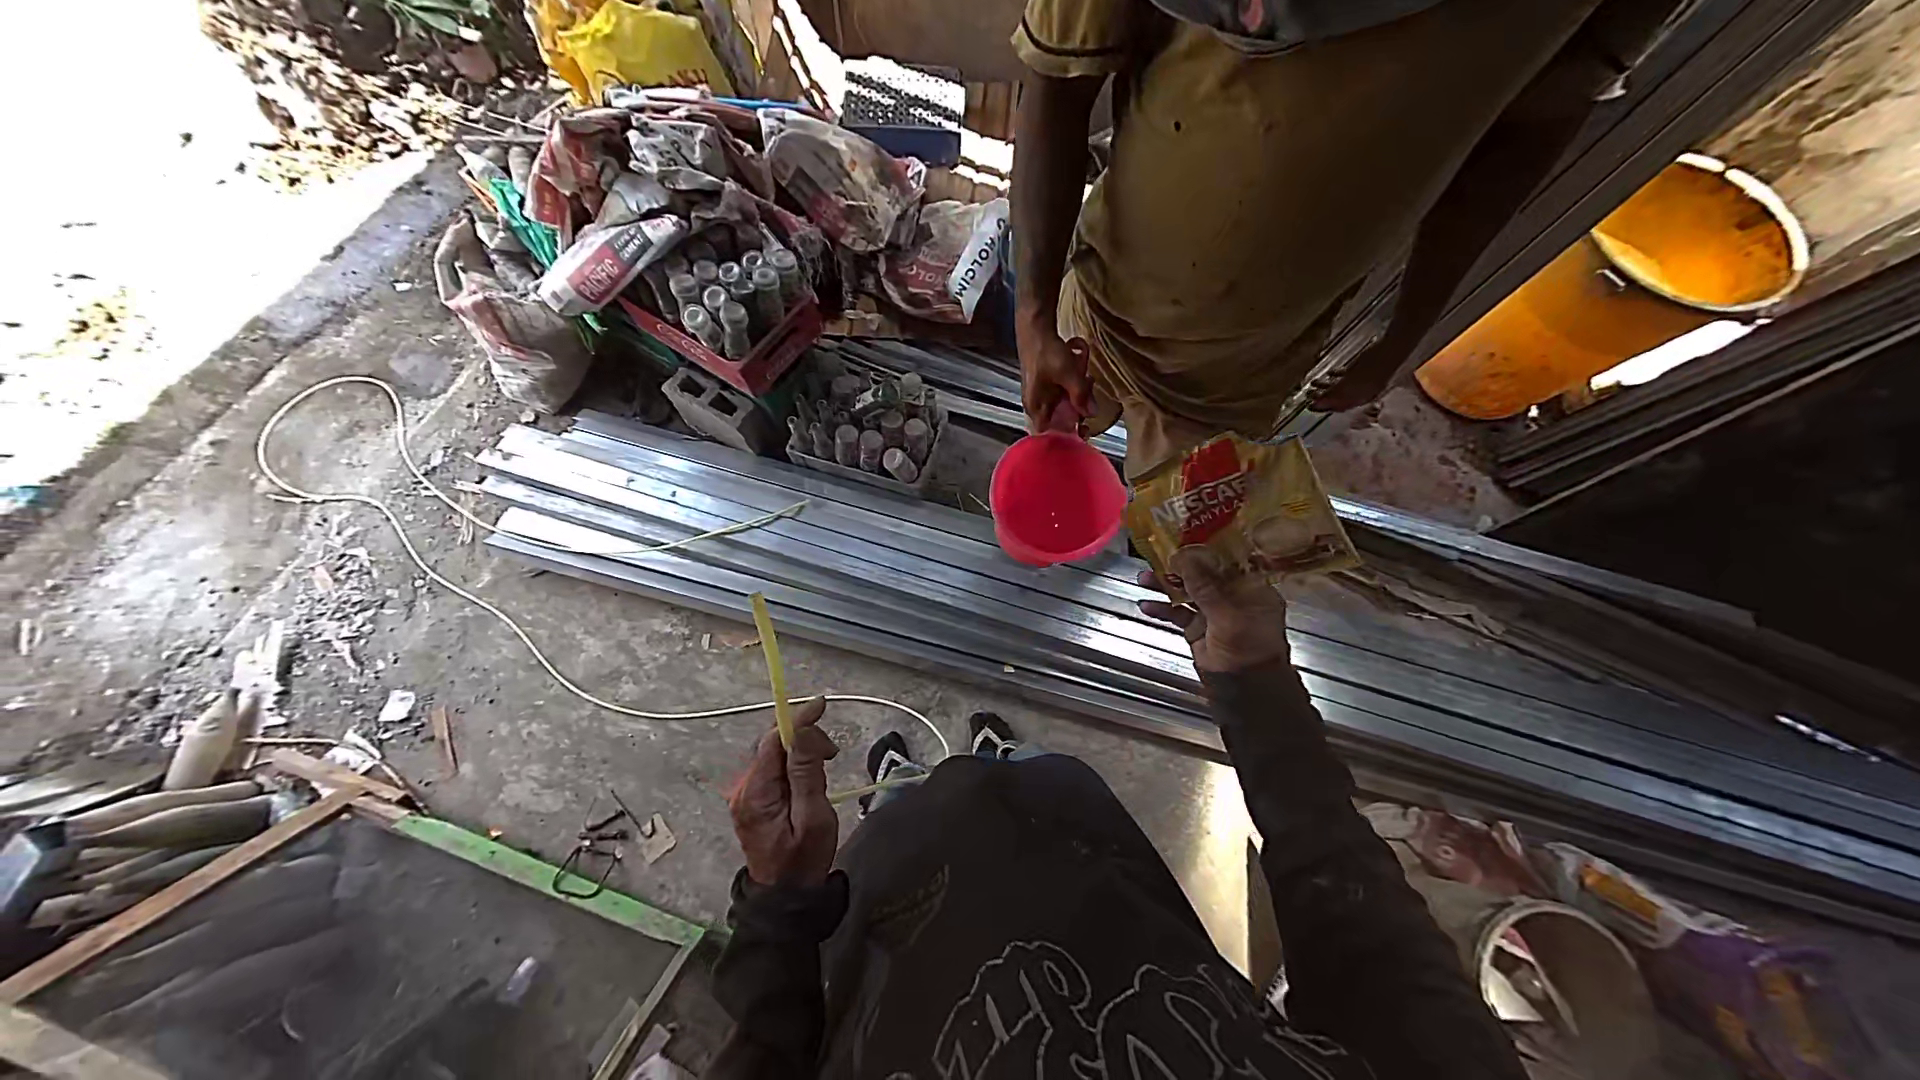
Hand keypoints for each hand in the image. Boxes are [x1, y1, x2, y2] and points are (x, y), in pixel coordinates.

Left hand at [728, 696, 839, 886]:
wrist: (785, 899)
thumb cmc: (803, 862)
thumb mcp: (813, 819)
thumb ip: (806, 774)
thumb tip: (803, 732)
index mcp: (755, 793)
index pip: (773, 741)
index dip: (796, 720)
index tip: (821, 705)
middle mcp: (743, 788)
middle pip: (771, 743)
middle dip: (802, 736)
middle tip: (832, 753)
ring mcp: (746, 793)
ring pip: (773, 752)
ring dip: (800, 748)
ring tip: (825, 762)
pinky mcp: (753, 798)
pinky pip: (773, 766)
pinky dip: (794, 759)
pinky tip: (810, 770)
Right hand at [1017, 318, 1093, 433]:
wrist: (1034, 327)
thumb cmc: (1046, 352)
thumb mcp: (1068, 374)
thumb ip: (1080, 395)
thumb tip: (1091, 413)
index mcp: (1036, 407)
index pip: (1047, 434)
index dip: (1064, 436)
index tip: (1082, 430)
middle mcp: (1036, 404)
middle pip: (1058, 420)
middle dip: (1077, 410)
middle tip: (1088, 399)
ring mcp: (1040, 393)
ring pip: (1062, 404)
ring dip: (1077, 396)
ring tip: (1085, 379)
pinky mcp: (1045, 383)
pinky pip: (1061, 392)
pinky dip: (1072, 386)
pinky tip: (1080, 371)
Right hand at [1137, 547, 1291, 673]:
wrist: (1244, 688)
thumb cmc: (1247, 648)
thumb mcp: (1227, 613)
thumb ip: (1204, 585)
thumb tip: (1184, 557)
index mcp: (1252, 589)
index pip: (1229, 560)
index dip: (1208, 548)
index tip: (1186, 536)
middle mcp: (1233, 597)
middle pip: (1203, 574)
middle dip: (1180, 567)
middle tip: (1158, 556)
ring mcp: (1214, 613)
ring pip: (1187, 592)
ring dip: (1166, 585)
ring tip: (1144, 579)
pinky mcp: (1198, 628)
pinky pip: (1178, 613)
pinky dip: (1162, 609)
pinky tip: (1147, 605)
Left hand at [1306, 352, 1396, 412]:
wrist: (1392, 347)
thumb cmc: (1373, 365)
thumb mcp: (1350, 382)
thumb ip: (1334, 394)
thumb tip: (1317, 404)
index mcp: (1360, 398)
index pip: (1338, 407)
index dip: (1322, 407)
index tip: (1309, 406)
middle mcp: (1362, 393)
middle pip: (1338, 399)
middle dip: (1322, 397)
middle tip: (1308, 394)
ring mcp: (1364, 381)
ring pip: (1341, 387)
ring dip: (1326, 386)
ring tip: (1314, 382)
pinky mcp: (1365, 369)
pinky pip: (1348, 376)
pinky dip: (1337, 376)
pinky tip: (1330, 372)